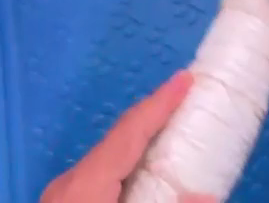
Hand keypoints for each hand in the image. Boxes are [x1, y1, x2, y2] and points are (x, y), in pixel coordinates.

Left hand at [41, 71, 215, 202]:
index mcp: (84, 187)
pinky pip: (98, 183)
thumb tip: (208, 195)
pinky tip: (145, 185)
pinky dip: (126, 175)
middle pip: (117, 142)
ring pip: (107, 164)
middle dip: (153, 121)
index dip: (160, 103)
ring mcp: (60, 200)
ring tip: (174, 140)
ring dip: (140, 151)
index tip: (187, 78)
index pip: (129, 131)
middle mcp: (68, 186)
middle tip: (188, 105)